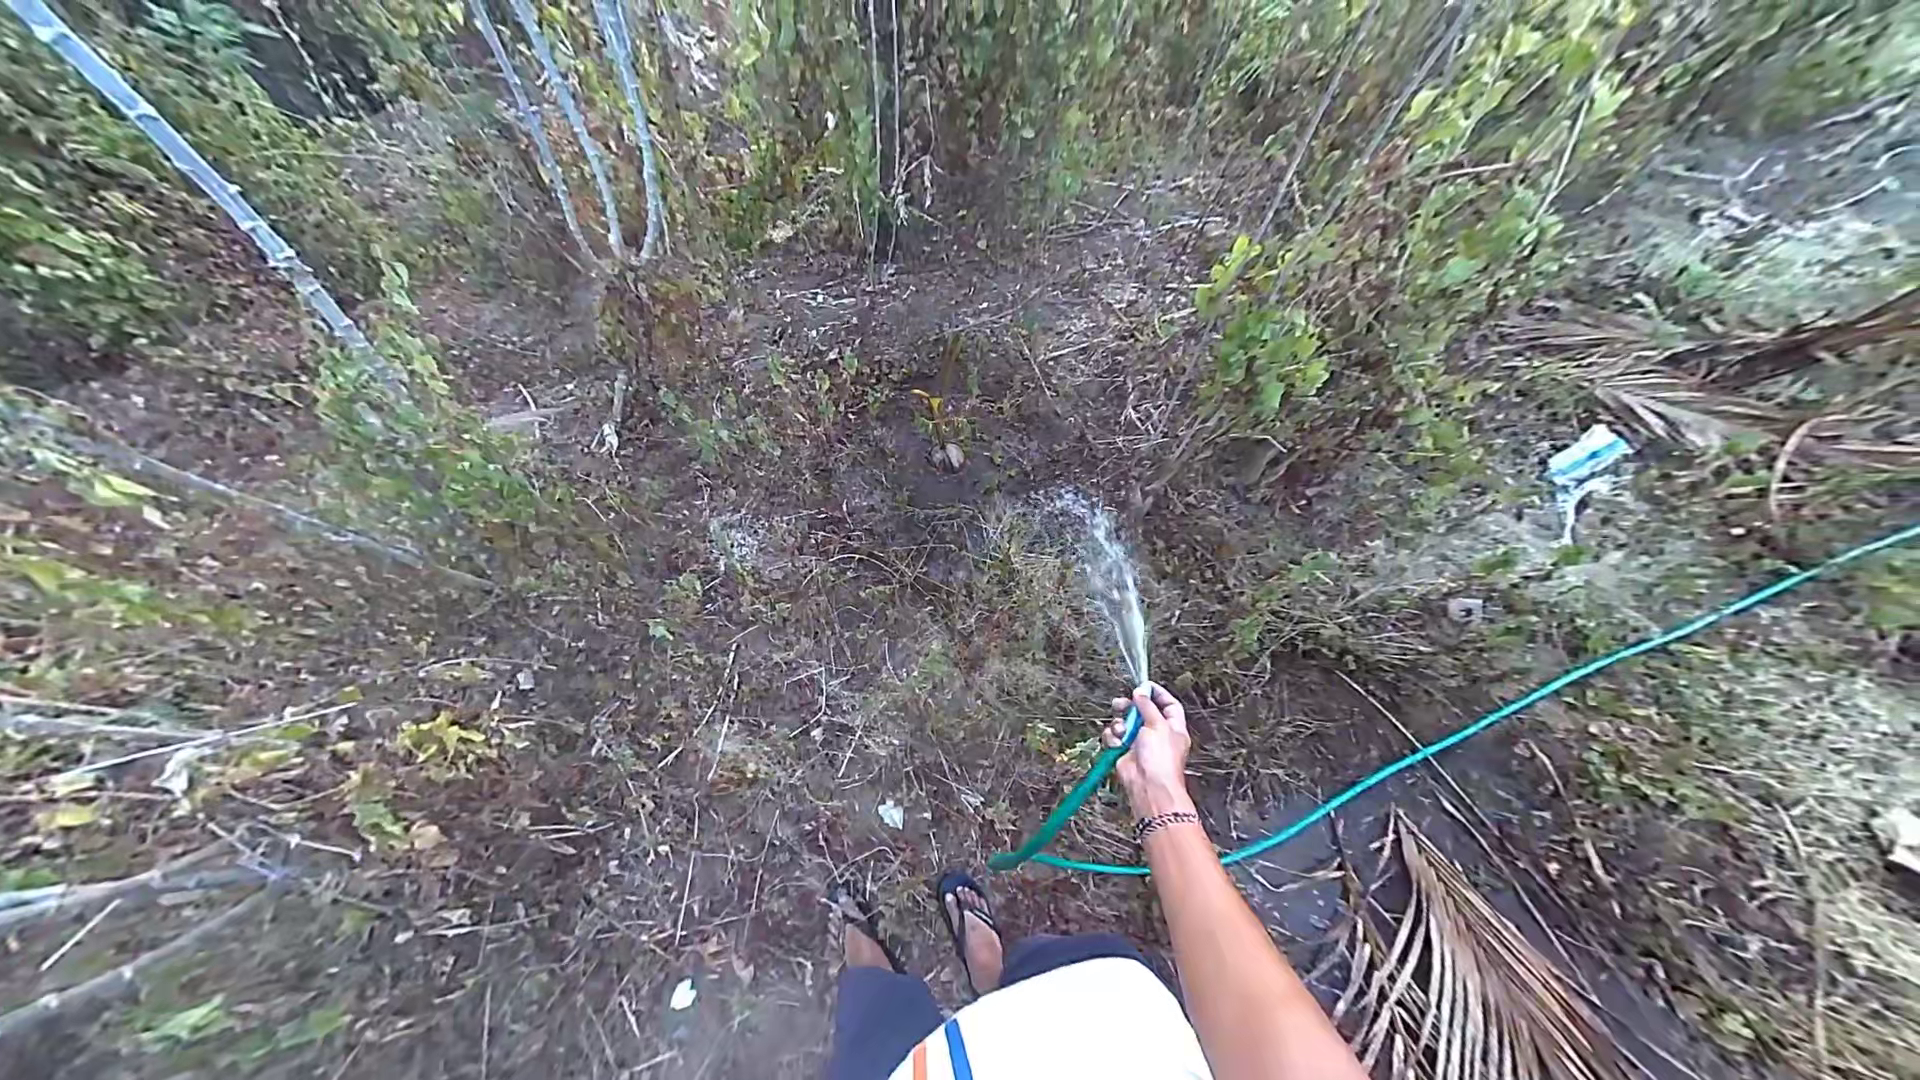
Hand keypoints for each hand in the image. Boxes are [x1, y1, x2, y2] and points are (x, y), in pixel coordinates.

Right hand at [1104, 683, 1193, 817]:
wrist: (1148, 786)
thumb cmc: (1161, 760)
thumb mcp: (1157, 725)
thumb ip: (1147, 706)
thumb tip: (1140, 692)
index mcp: (1173, 728)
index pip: (1168, 705)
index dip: (1157, 694)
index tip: (1144, 685)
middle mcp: (1157, 734)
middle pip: (1142, 711)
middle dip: (1130, 707)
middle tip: (1121, 704)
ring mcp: (1140, 743)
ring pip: (1124, 723)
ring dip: (1119, 724)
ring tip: (1121, 731)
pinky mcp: (1124, 751)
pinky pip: (1114, 737)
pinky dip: (1113, 738)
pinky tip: (1118, 743)